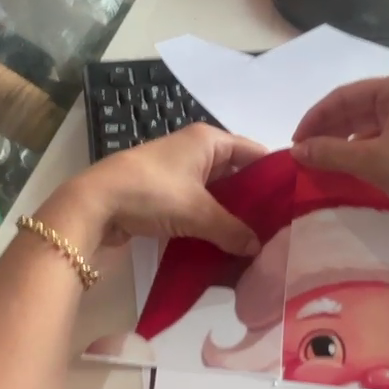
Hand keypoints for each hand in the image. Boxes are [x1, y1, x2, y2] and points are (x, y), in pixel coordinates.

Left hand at [44, 124, 266, 253]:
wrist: (93, 204)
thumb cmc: (151, 192)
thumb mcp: (197, 212)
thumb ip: (232, 230)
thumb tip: (258, 248)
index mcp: (208, 139)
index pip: (255, 152)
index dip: (275, 176)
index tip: (296, 202)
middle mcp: (195, 150)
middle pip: (237, 174)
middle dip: (254, 201)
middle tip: (280, 229)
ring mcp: (178, 172)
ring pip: (217, 194)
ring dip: (232, 215)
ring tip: (258, 241)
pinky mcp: (163, 194)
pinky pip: (198, 207)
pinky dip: (210, 223)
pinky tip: (226, 245)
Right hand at [290, 73, 388, 223]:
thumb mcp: (372, 161)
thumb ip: (330, 152)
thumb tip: (296, 151)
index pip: (346, 95)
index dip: (316, 118)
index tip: (296, 141)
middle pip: (357, 108)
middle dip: (328, 130)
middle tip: (303, 153)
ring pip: (368, 124)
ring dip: (343, 142)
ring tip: (320, 161)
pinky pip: (382, 138)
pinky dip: (361, 150)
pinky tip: (346, 165)